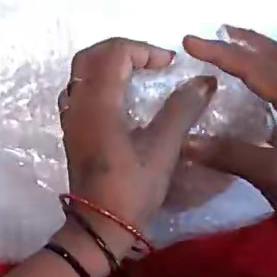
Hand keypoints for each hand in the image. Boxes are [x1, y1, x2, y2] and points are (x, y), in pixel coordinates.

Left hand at [59, 37, 215, 234]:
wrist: (99, 226)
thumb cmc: (131, 190)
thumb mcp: (163, 149)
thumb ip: (182, 110)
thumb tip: (205, 81)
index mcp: (98, 105)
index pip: (115, 53)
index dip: (144, 50)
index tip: (169, 66)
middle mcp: (78, 106)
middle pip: (91, 57)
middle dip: (122, 50)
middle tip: (151, 62)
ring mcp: (71, 121)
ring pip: (81, 75)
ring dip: (107, 66)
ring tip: (137, 76)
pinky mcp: (72, 134)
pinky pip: (78, 94)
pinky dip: (98, 85)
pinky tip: (120, 100)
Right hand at [181, 27, 276, 241]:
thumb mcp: (274, 175)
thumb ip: (231, 155)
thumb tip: (186, 141)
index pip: (259, 67)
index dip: (224, 53)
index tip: (192, 41)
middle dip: (248, 41)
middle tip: (217, 32)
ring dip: (260, 55)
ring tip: (233, 49)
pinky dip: (267, 76)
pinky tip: (253, 87)